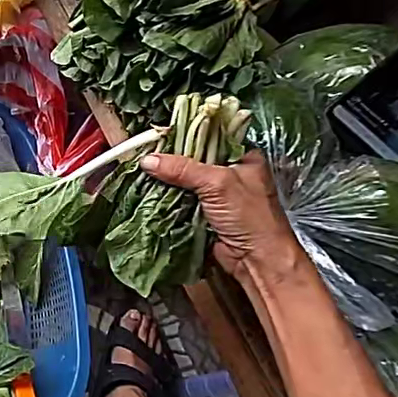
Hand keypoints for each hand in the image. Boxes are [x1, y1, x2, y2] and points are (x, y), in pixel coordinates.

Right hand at [139, 150, 303, 279]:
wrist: (257, 261)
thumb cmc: (250, 218)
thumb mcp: (217, 183)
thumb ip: (183, 169)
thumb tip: (148, 160)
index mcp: (242, 157)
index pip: (208, 138)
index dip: (183, 136)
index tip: (156, 135)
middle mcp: (230, 173)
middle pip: (193, 161)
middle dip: (170, 160)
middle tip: (143, 153)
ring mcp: (216, 196)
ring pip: (184, 182)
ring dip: (166, 181)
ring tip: (140, 170)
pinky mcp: (204, 214)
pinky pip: (181, 201)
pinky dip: (167, 199)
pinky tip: (148, 192)